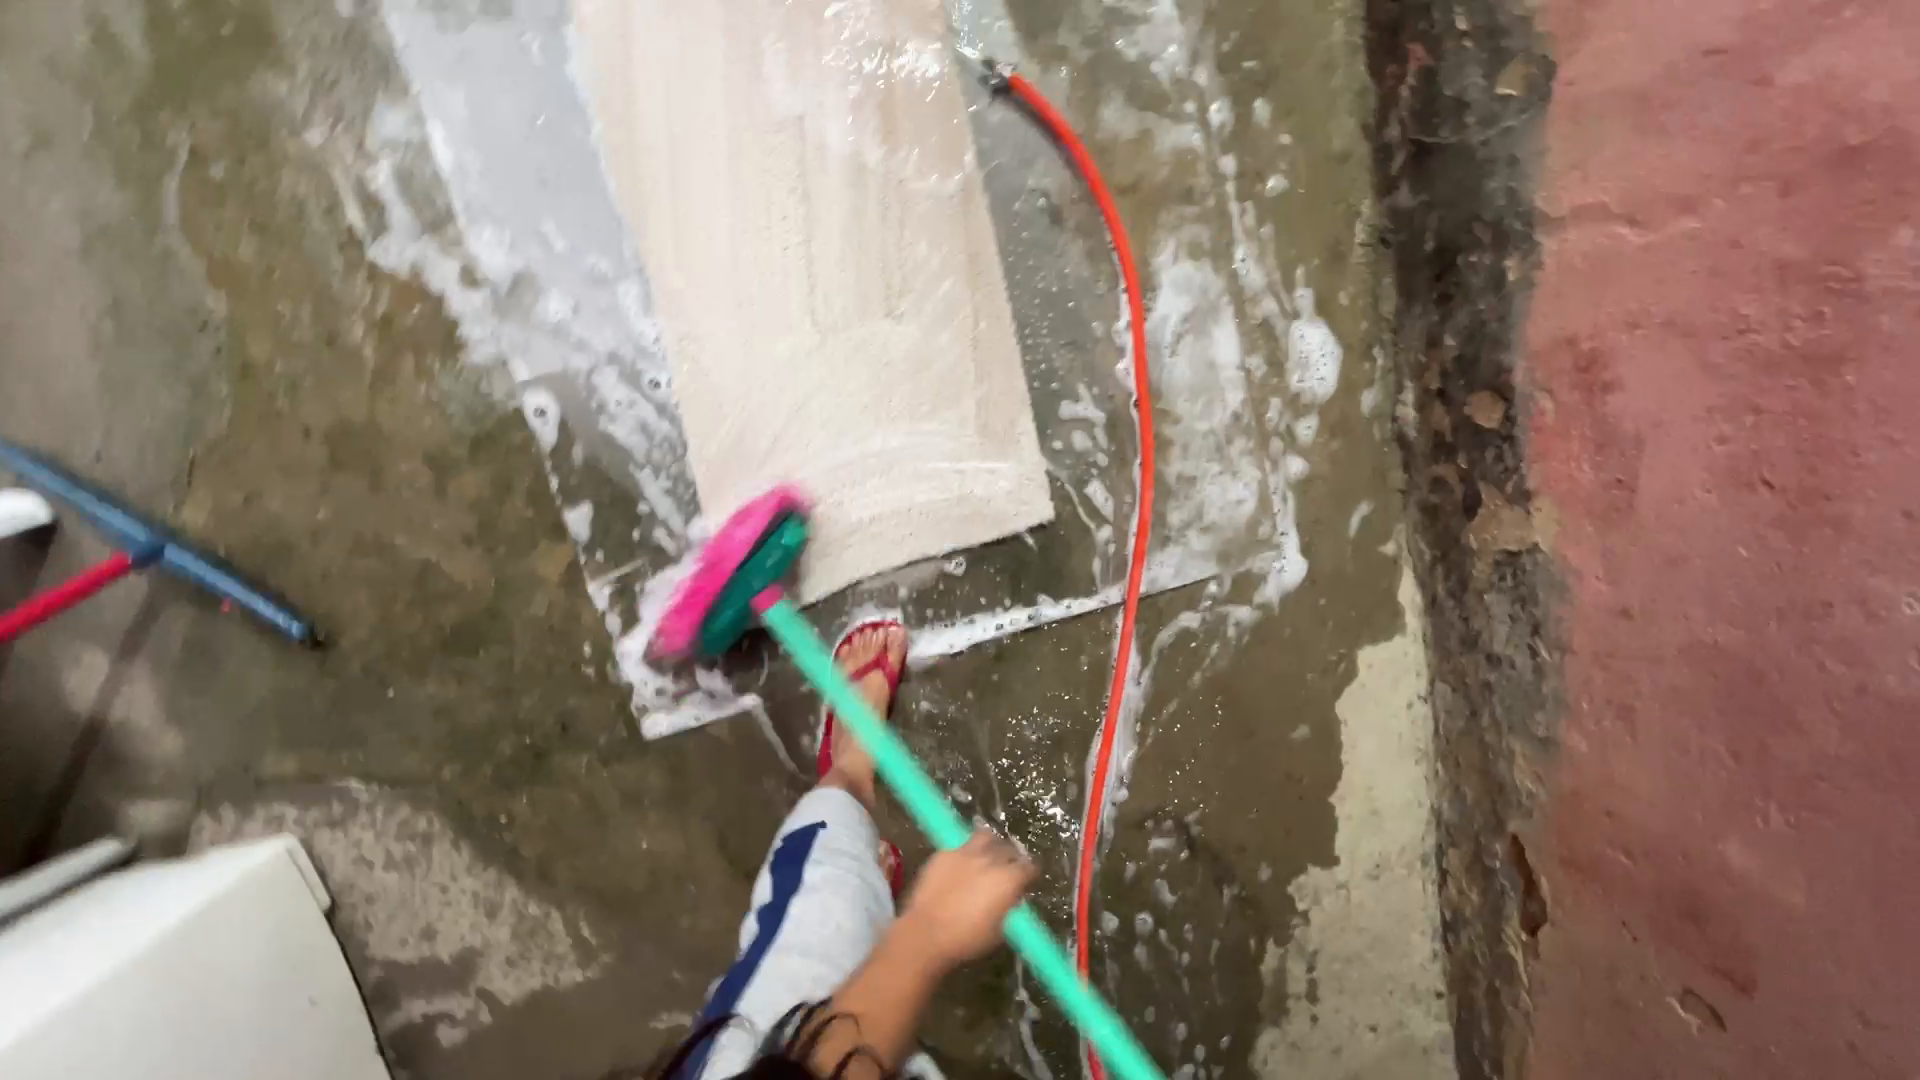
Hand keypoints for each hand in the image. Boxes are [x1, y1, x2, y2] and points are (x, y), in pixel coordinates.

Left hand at [896, 830, 1036, 971]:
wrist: (927, 933)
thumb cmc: (967, 939)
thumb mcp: (999, 930)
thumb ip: (1008, 906)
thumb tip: (1010, 896)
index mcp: (1008, 879)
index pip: (1029, 867)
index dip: (1029, 873)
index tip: (1026, 880)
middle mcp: (990, 859)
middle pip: (1008, 848)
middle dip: (1011, 858)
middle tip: (1006, 869)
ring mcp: (965, 852)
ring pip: (985, 837)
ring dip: (990, 845)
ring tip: (986, 855)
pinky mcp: (944, 852)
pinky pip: (960, 846)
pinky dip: (965, 854)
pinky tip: (960, 866)